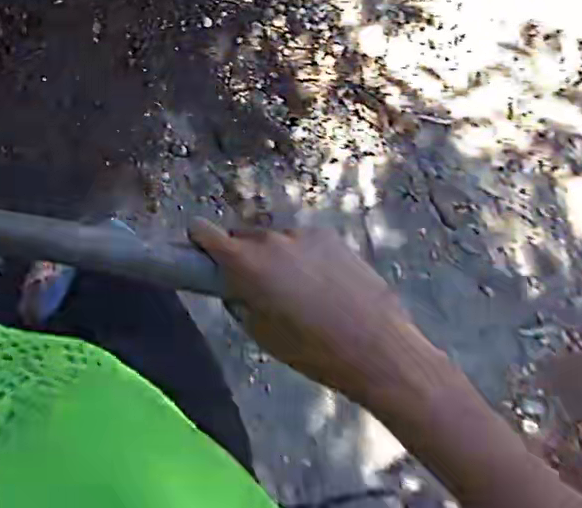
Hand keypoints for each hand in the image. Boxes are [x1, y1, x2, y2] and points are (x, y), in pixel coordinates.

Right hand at [189, 220, 446, 408]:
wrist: (381, 352)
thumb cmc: (313, 351)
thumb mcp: (259, 333)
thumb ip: (236, 299)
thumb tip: (231, 284)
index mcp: (242, 261)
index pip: (201, 228)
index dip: (199, 240)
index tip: (204, 253)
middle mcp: (265, 239)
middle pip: (240, 236)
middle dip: (243, 254)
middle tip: (261, 284)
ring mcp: (298, 234)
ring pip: (274, 239)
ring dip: (276, 256)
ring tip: (302, 288)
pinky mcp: (328, 235)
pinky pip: (303, 241)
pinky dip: (305, 255)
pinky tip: (326, 283)